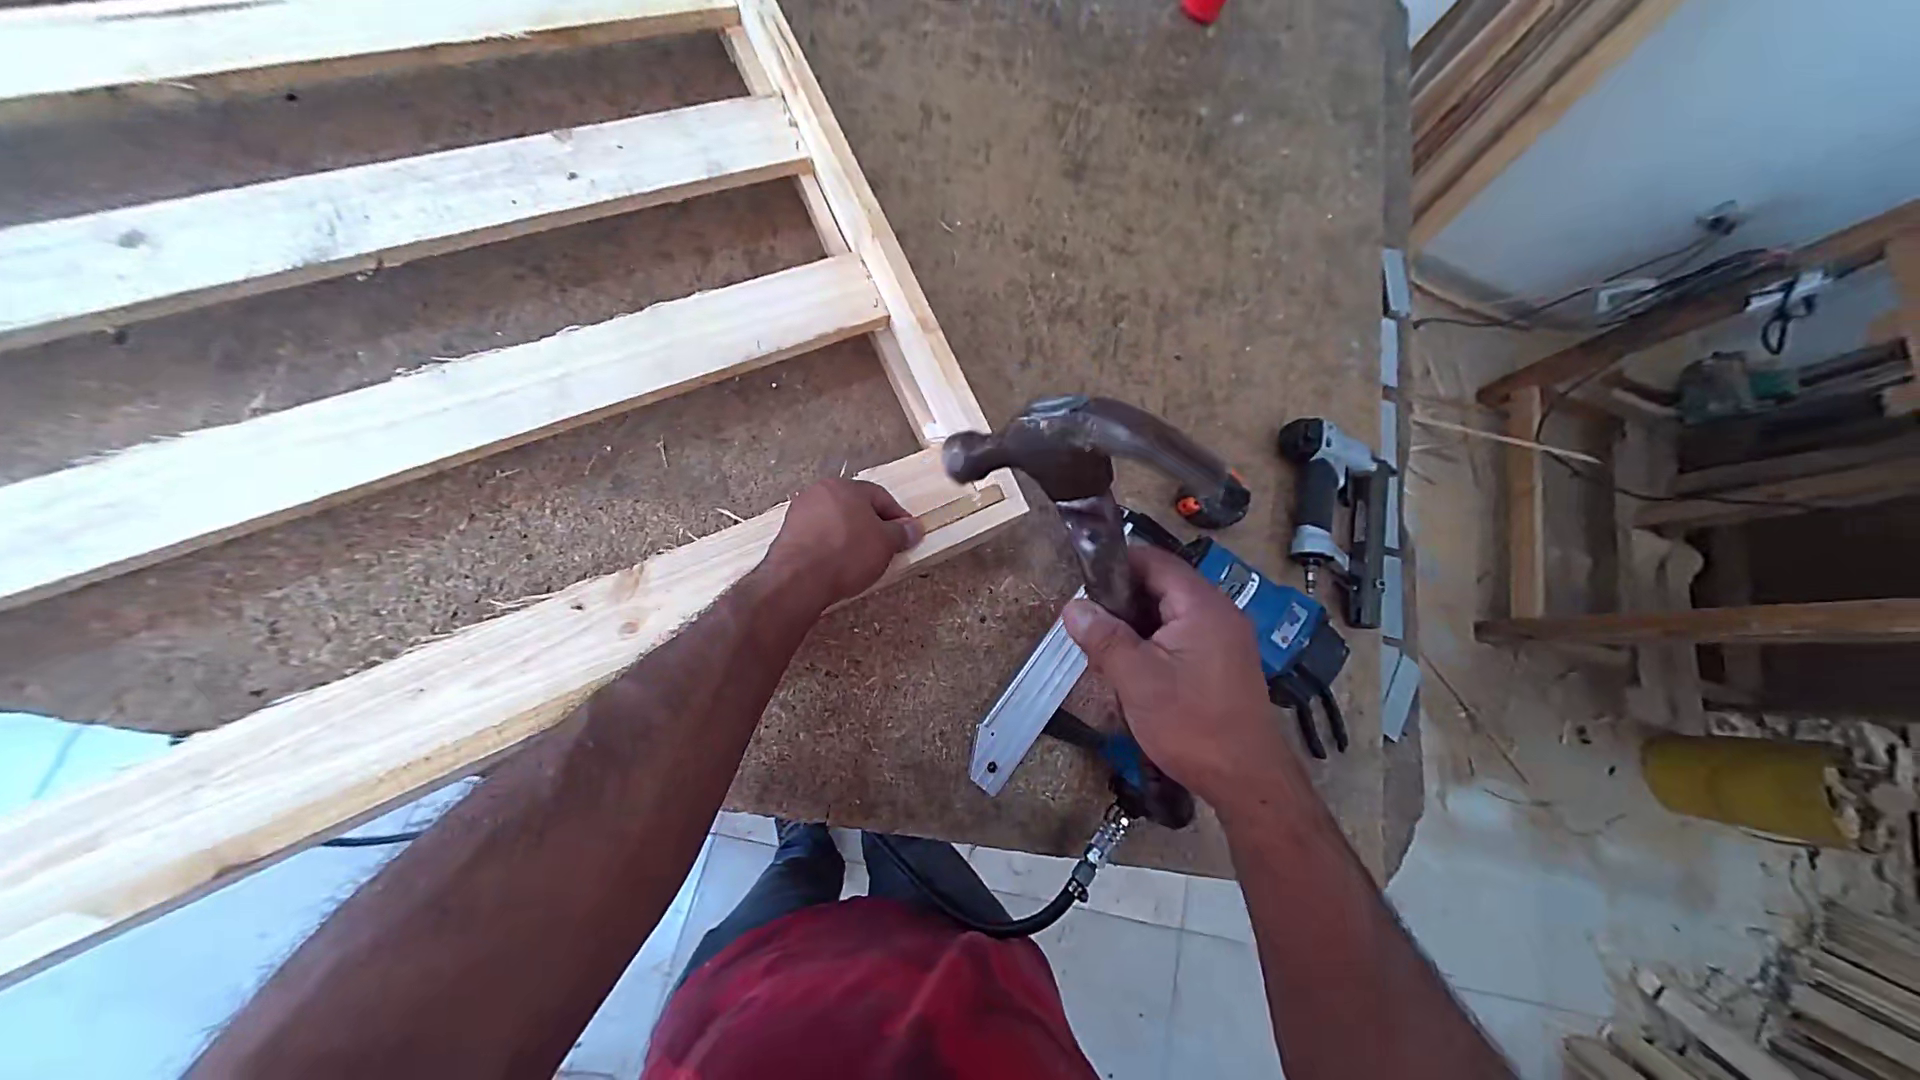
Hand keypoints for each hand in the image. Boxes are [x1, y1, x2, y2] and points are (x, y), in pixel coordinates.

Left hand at [763, 477, 923, 609]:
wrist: (799, 579)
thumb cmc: (845, 554)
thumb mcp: (885, 543)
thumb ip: (901, 532)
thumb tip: (912, 528)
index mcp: (845, 487)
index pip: (880, 496)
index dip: (897, 517)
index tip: (906, 534)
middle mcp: (819, 493)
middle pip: (855, 507)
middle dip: (872, 526)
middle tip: (886, 547)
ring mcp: (800, 513)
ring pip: (835, 522)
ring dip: (851, 537)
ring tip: (862, 560)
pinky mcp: (788, 535)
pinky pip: (818, 537)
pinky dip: (831, 547)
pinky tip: (839, 565)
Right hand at [1061, 545, 1307, 813]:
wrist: (1247, 781)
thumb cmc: (1191, 725)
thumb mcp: (1136, 679)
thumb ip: (1104, 638)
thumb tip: (1073, 607)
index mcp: (1202, 605)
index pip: (1155, 561)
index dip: (1118, 564)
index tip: (1084, 581)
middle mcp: (1220, 613)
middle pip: (1163, 585)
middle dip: (1123, 600)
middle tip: (1090, 624)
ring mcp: (1227, 639)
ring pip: (1171, 614)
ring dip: (1137, 625)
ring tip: (1106, 650)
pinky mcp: (1225, 663)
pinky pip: (1183, 636)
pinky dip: (1155, 644)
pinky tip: (1134, 670)